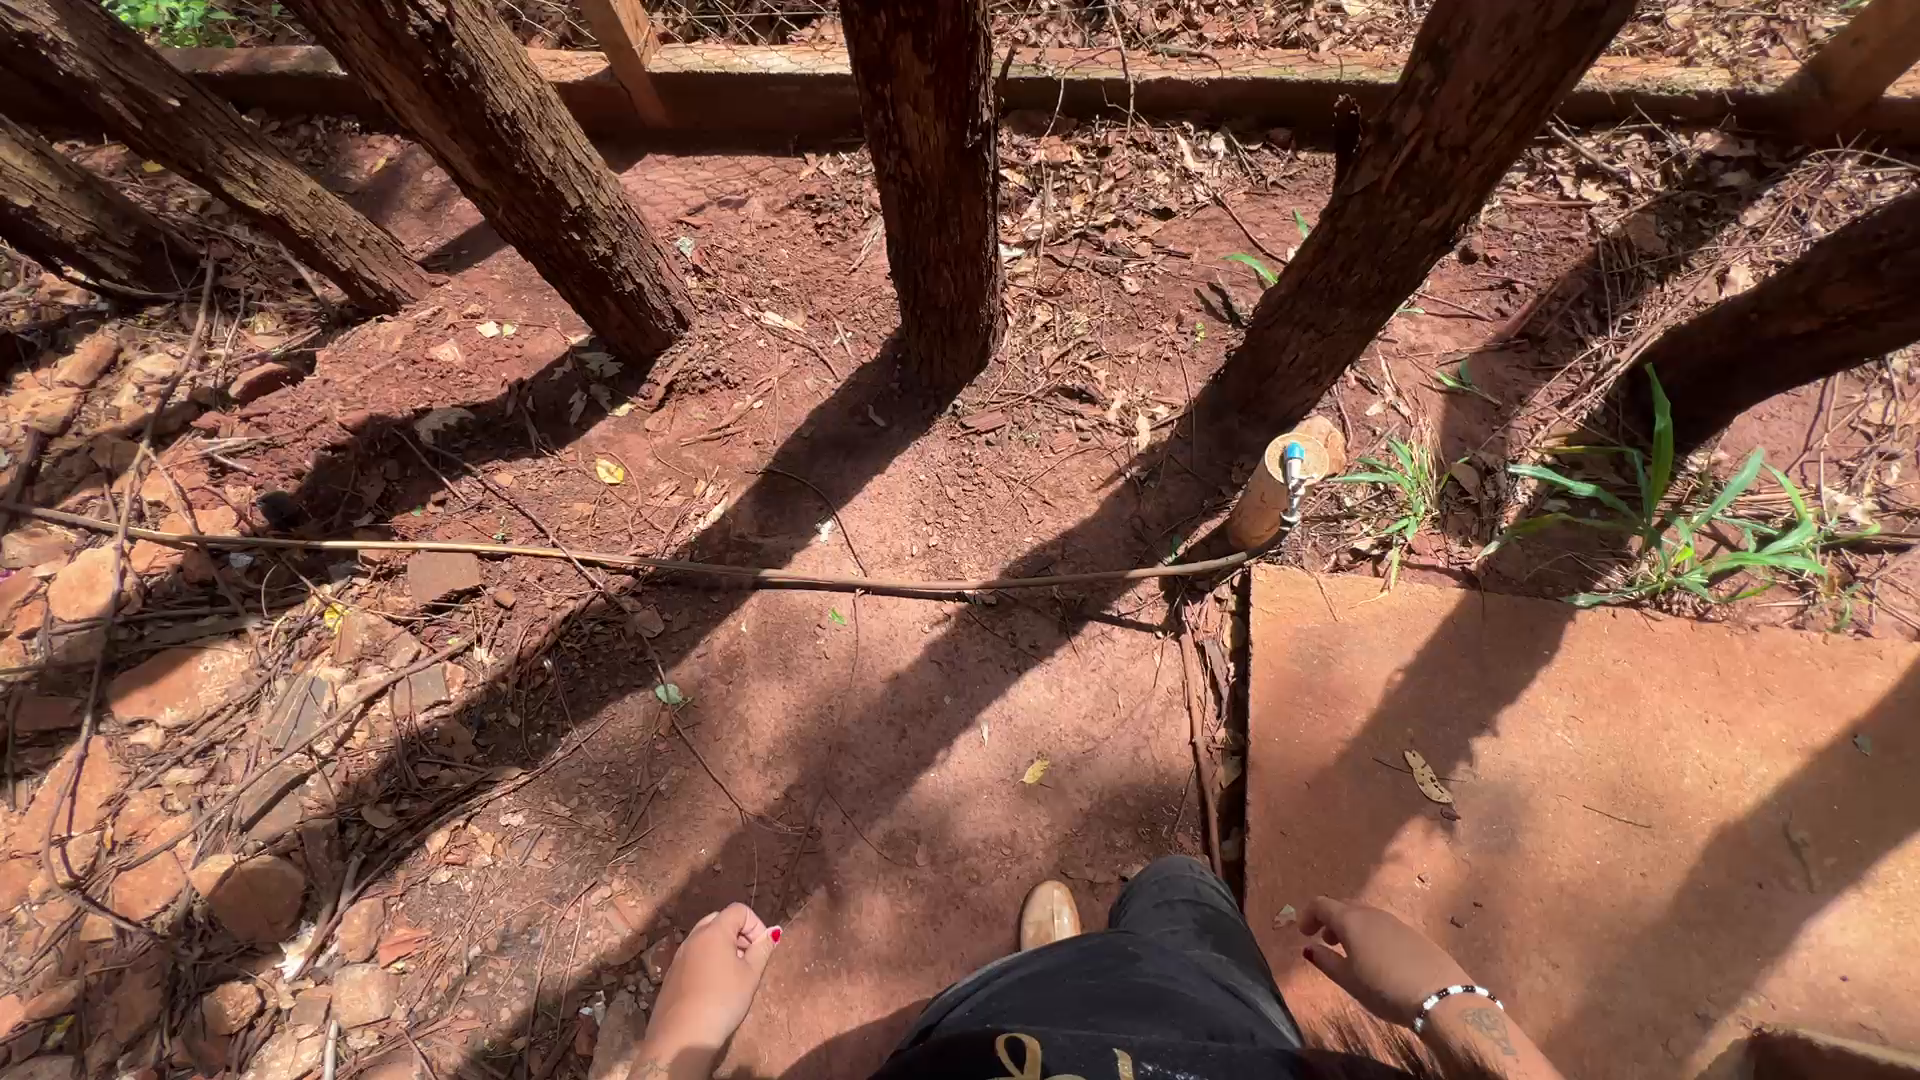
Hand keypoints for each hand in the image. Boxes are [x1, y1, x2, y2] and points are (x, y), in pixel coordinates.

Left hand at [644, 903, 779, 1052]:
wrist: (681, 1038)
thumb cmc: (722, 1000)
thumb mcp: (750, 974)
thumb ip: (762, 948)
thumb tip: (773, 932)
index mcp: (714, 931)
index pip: (739, 910)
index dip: (755, 924)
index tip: (761, 947)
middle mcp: (694, 938)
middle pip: (720, 920)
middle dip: (739, 933)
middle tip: (749, 956)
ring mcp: (679, 956)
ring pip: (705, 938)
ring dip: (723, 946)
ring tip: (734, 973)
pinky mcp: (671, 975)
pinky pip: (694, 956)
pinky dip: (708, 960)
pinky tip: (714, 986)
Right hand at [1298, 896, 1471, 1026]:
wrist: (1443, 998)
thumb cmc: (1385, 988)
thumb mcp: (1349, 980)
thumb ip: (1325, 961)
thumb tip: (1309, 948)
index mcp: (1350, 920)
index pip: (1320, 904)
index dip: (1308, 915)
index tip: (1304, 933)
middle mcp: (1371, 913)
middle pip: (1343, 907)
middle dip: (1331, 921)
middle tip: (1327, 942)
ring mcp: (1395, 922)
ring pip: (1365, 916)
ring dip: (1352, 928)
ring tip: (1352, 952)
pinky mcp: (1415, 934)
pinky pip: (1384, 927)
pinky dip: (1372, 935)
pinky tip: (1379, 958)